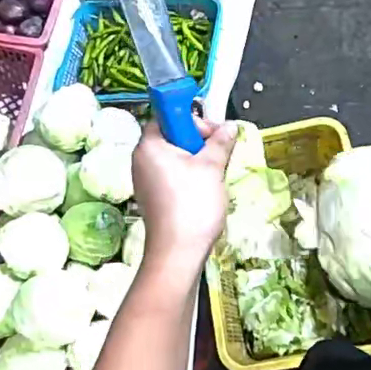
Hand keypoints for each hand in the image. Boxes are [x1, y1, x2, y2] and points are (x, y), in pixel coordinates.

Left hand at [131, 117, 238, 267]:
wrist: (178, 252)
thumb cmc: (192, 204)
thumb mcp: (212, 167)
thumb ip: (220, 142)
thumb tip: (230, 126)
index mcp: (149, 145)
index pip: (169, 117)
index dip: (193, 121)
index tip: (213, 135)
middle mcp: (141, 159)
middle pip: (172, 137)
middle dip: (198, 143)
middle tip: (218, 154)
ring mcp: (145, 180)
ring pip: (174, 158)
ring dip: (196, 161)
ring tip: (214, 175)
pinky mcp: (152, 197)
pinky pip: (171, 176)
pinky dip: (188, 177)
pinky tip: (204, 190)